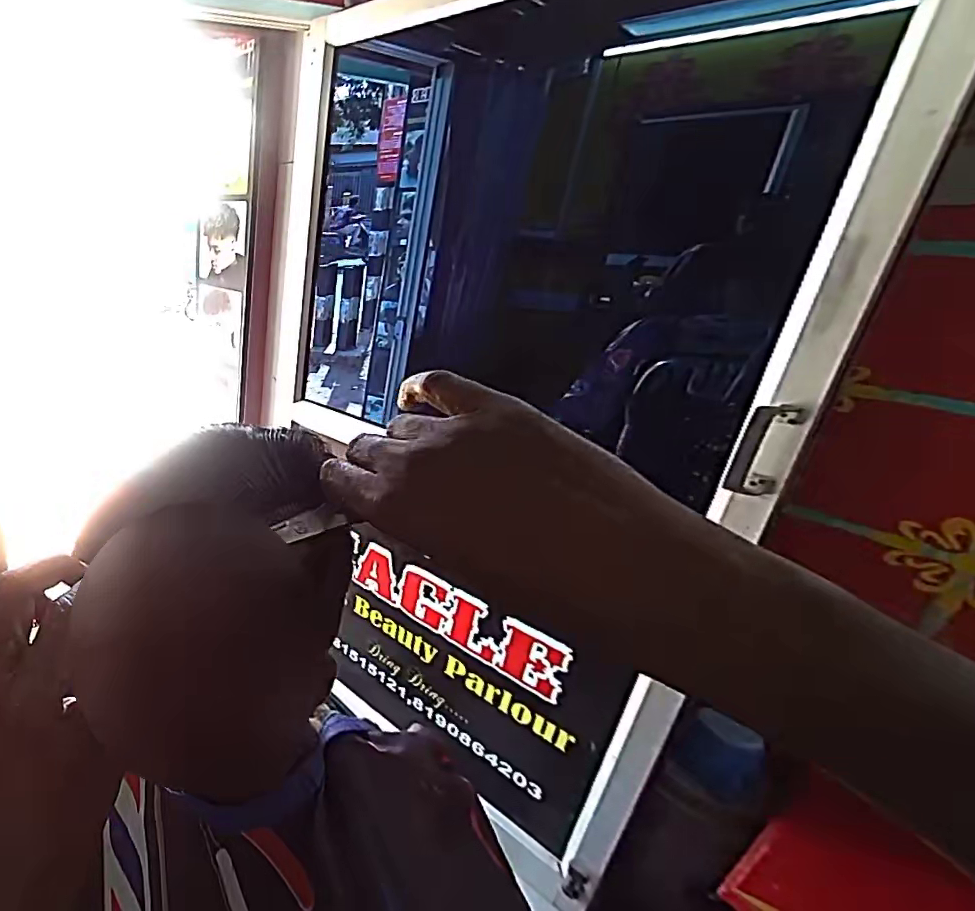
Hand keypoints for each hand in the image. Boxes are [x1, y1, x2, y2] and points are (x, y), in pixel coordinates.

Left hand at [0, 556, 120, 872]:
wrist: (28, 839)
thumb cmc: (77, 794)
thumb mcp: (106, 737)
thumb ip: (108, 677)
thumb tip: (118, 622)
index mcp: (36, 696)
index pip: (58, 616)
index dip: (85, 590)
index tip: (106, 581)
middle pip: (7, 594)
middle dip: (44, 568)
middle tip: (76, 569)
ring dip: (14, 588)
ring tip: (48, 596)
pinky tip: (21, 623)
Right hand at [320, 370, 717, 652]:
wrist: (637, 575)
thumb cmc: (553, 592)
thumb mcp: (455, 569)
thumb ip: (412, 531)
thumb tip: (396, 516)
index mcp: (394, 506)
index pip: (337, 477)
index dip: (340, 484)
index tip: (347, 486)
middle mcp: (413, 462)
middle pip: (362, 445)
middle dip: (367, 462)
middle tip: (386, 477)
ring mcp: (455, 430)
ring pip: (398, 421)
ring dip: (402, 437)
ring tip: (425, 454)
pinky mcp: (497, 410)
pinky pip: (439, 383)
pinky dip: (424, 390)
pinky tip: (422, 399)